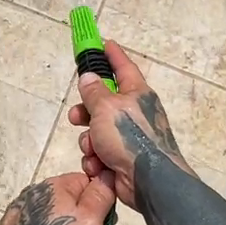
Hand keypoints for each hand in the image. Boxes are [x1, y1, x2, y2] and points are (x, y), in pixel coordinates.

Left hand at [0, 172, 116, 224]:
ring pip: (59, 220)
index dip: (102, 201)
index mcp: (55, 185)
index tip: (111, 224)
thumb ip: (101, 195)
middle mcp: (36, 192)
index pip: (87, 182)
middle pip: (73, 203)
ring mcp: (22, 211)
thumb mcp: (90, 221)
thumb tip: (107, 174)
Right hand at [65, 41, 193, 206]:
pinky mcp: (122, 159)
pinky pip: (100, 153)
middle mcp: (134, 113)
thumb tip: (89, 77)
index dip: (111, 55)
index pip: (123, 67)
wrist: (150, 181)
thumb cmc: (130, 137)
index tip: (102, 43)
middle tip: (75, 116)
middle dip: (85, 111)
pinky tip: (97, 166)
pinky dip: (95, 159)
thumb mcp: (106, 108)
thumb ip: (94, 91)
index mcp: (136, 94)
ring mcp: (129, 138)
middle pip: (102, 103)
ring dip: (89, 140)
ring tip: (92, 149)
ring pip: (97, 131)